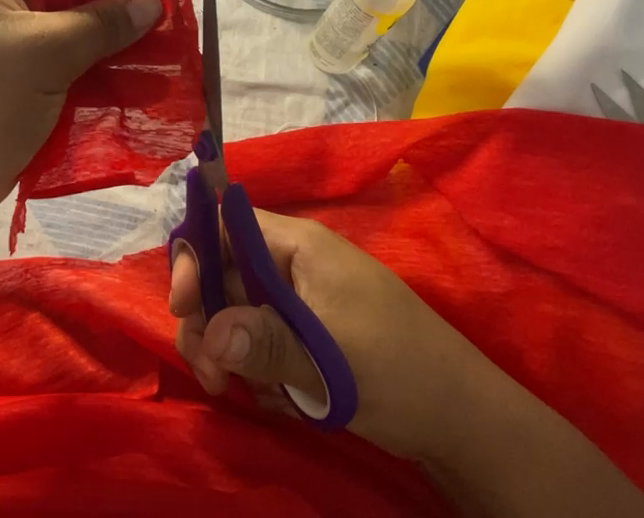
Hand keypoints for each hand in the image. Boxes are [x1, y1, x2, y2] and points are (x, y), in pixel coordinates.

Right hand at [170, 208, 508, 460]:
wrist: (461, 419)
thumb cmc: (399, 371)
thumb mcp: (331, 360)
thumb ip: (267, 343)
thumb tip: (210, 336)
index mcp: (300, 246)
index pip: (225, 225)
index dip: (194, 256)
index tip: (182, 307)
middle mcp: (293, 264)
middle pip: (222, 272)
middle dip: (207, 320)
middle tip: (211, 374)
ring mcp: (299, 299)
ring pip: (236, 310)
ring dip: (226, 350)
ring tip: (235, 391)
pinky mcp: (305, 332)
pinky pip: (259, 337)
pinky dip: (254, 366)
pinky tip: (274, 396)